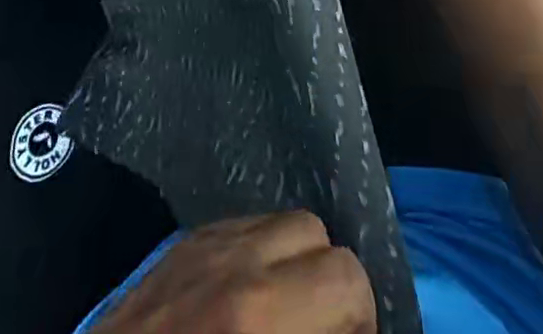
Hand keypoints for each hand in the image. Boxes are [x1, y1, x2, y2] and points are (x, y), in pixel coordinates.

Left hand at [90, 212, 374, 333]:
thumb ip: (315, 332)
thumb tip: (346, 326)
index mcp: (256, 310)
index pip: (346, 277)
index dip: (362, 316)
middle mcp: (233, 261)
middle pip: (316, 233)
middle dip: (329, 281)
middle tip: (320, 325)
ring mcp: (203, 243)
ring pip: (279, 220)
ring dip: (295, 259)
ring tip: (284, 306)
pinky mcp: (181, 243)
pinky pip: (244, 225)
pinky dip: (260, 252)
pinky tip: (246, 292)